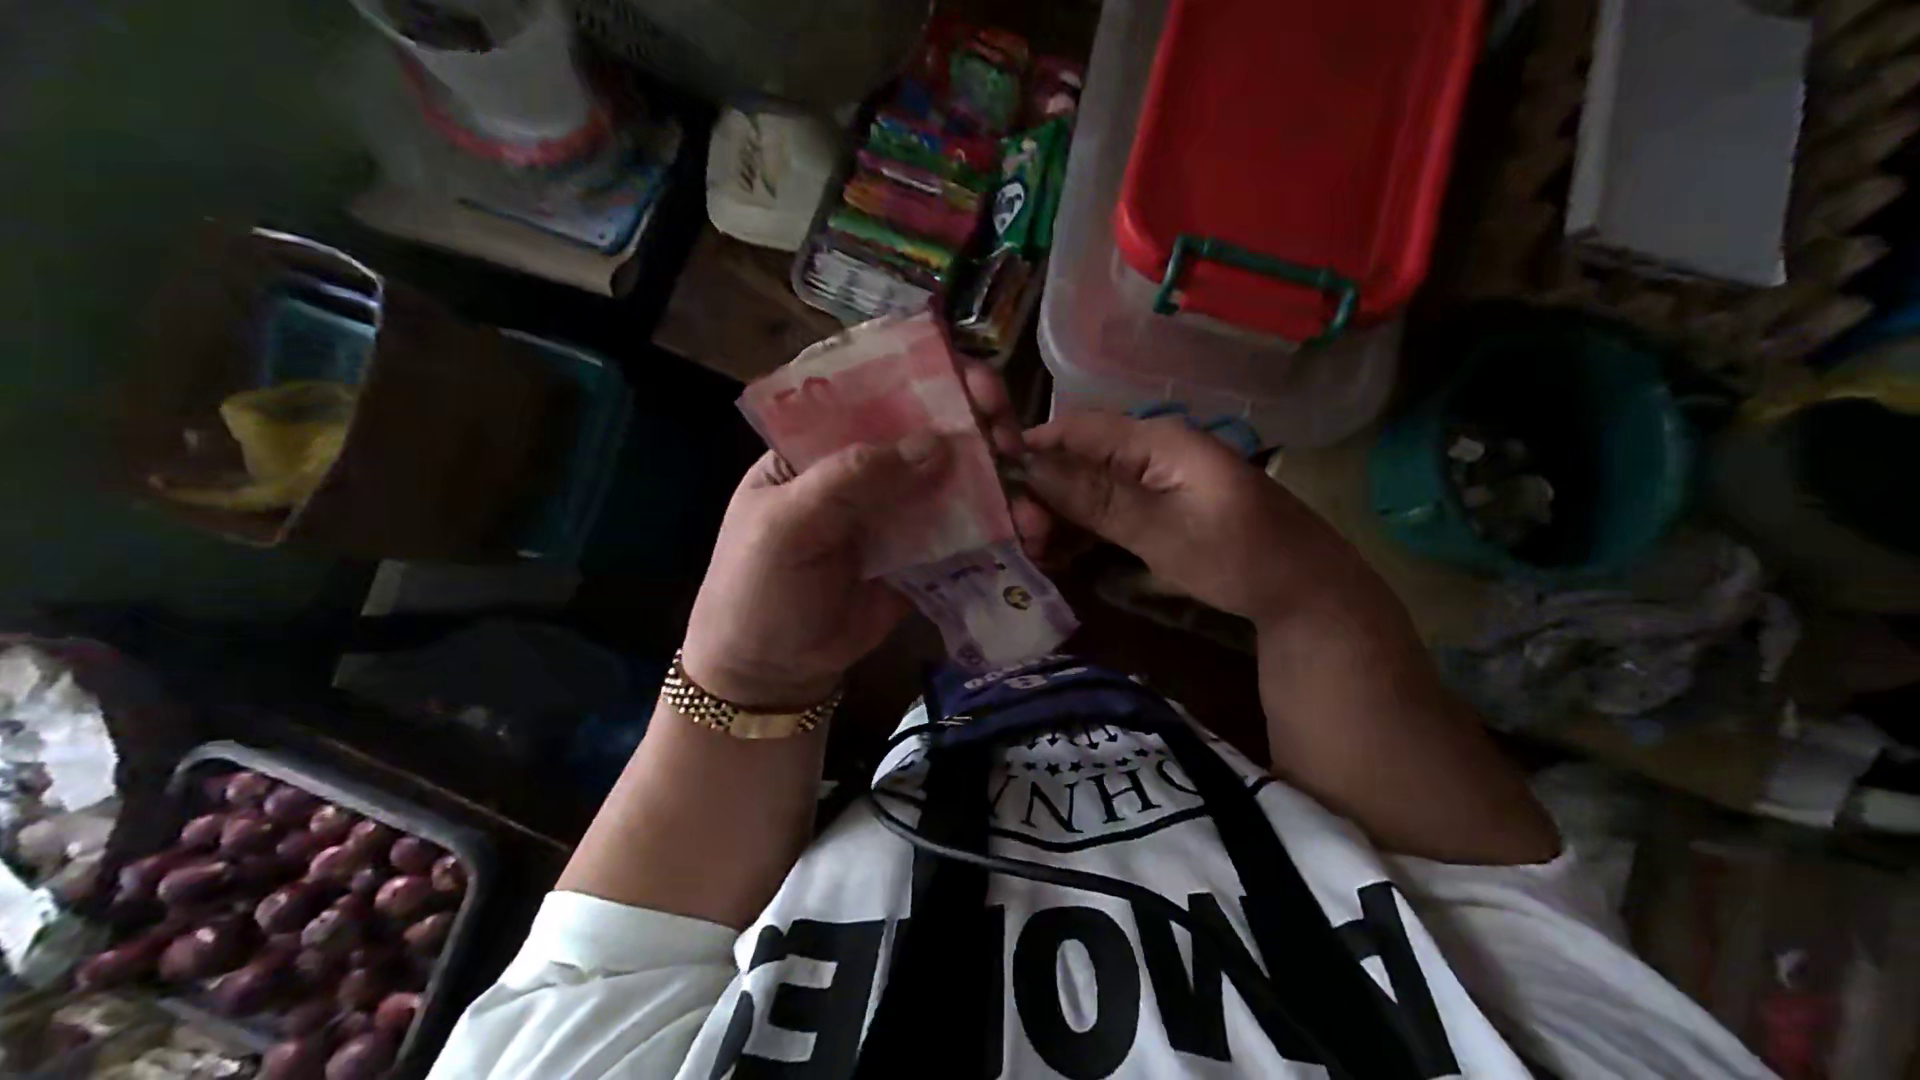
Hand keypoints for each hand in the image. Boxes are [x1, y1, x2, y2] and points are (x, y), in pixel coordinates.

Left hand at [682, 362, 1042, 709]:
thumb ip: (852, 478)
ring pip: (956, 480)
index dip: (930, 377)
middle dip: (978, 428)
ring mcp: (898, 510)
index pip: (880, 393)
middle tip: (1011, 441)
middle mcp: (866, 469)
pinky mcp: (923, 552)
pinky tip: (1027, 533)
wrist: (771, 670)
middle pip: (930, 430)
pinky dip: (997, 529)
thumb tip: (938, 443)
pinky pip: (965, 530)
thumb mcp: (787, 525)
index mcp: (822, 445)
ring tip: (1030, 502)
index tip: (977, 385)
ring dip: (998, 481)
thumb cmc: (758, 587)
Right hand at [1022, 412, 1394, 628]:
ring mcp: (1155, 479)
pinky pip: (1107, 507)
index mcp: (1156, 441)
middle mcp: (1150, 451)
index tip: (993, 483)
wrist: (1304, 591)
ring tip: (1033, 549)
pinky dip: (1081, 527)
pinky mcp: (1158, 505)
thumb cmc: (1240, 557)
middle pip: (1078, 458)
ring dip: (1057, 514)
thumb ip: (1099, 500)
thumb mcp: (1164, 532)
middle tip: (1019, 535)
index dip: (1031, 448)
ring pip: (1087, 485)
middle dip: (1042, 492)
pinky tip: (1059, 552)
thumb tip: (1032, 469)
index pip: (1076, 429)